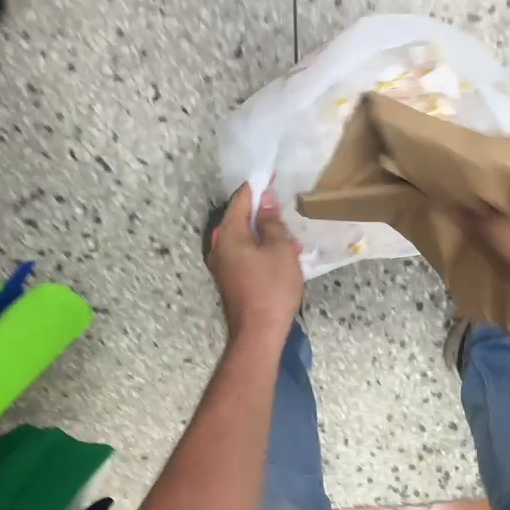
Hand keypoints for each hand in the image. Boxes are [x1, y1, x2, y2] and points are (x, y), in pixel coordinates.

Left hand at [209, 182, 303, 338]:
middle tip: (285, 211)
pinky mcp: (230, 279)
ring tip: (289, 240)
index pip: (240, 200)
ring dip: (265, 234)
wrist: (258, 333)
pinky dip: (261, 249)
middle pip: (240, 219)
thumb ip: (271, 222)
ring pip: (244, 238)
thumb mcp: (280, 249)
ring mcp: (222, 265)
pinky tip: (281, 257)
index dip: (257, 186)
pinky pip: (245, 254)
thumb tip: (264, 201)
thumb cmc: (272, 288)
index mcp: (229, 234)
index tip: (272, 175)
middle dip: (262, 213)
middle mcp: (219, 247)